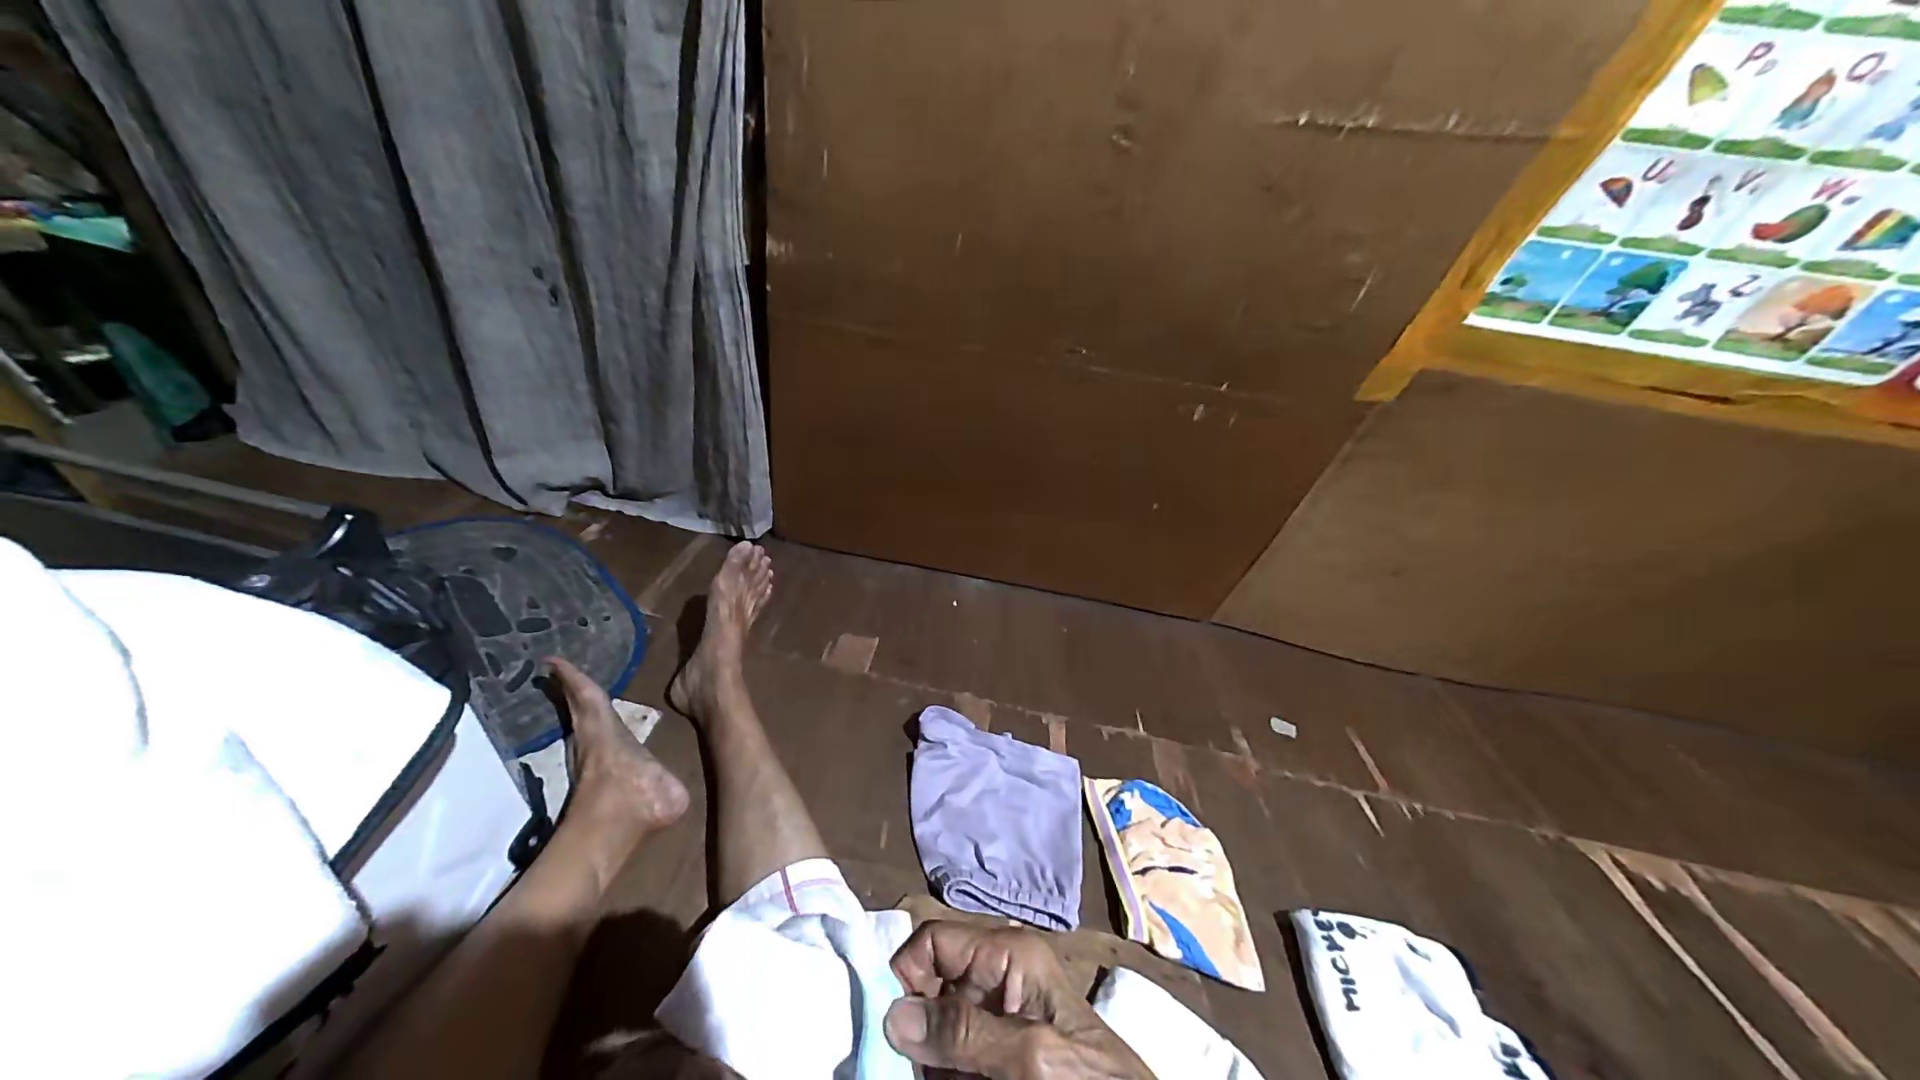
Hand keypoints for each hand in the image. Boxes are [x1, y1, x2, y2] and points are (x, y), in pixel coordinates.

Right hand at [885, 922, 1153, 1078]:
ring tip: (925, 1078)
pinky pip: (945, 1058)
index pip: (932, 941)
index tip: (889, 1028)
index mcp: (1007, 955)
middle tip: (904, 1068)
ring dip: (918, 1059)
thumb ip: (965, 1033)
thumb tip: (893, 1015)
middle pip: (925, 988)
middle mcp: (993, 978)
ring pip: (929, 1029)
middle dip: (908, 1026)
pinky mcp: (989, 1056)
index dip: (904, 976)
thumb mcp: (1032, 1056)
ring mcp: (991, 1020)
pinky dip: (934, 1073)